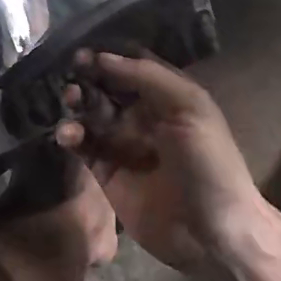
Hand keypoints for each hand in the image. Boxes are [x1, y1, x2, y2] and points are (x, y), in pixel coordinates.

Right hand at [54, 50, 265, 270]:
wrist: (212, 233)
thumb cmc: (209, 163)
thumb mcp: (189, 107)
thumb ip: (147, 76)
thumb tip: (103, 57)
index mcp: (169, 95)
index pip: (134, 63)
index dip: (111, 53)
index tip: (86, 47)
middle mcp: (145, 114)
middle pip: (109, 85)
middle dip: (90, 76)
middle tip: (73, 71)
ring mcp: (125, 143)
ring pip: (92, 113)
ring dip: (78, 102)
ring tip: (70, 99)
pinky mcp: (108, 173)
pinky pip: (84, 146)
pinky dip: (72, 135)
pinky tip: (68, 134)